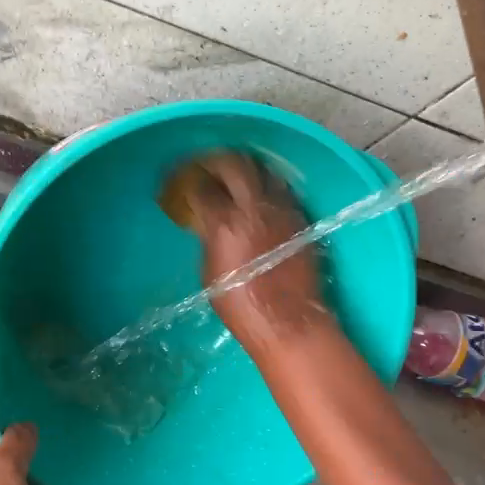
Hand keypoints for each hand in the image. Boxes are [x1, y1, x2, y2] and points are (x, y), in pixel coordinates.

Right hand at [169, 151, 335, 347]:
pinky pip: (282, 191)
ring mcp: (282, 211)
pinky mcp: (301, 220)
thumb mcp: (209, 271)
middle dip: (217, 162)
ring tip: (235, 176)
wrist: (289, 322)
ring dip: (246, 170)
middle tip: (208, 166)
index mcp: (224, 222)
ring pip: (264, 172)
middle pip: (235, 165)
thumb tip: (208, 224)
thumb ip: (209, 239)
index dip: (189, 180)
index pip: (202, 187)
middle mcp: (254, 208)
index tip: (184, 181)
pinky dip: (267, 186)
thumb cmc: (240, 305)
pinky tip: (259, 197)